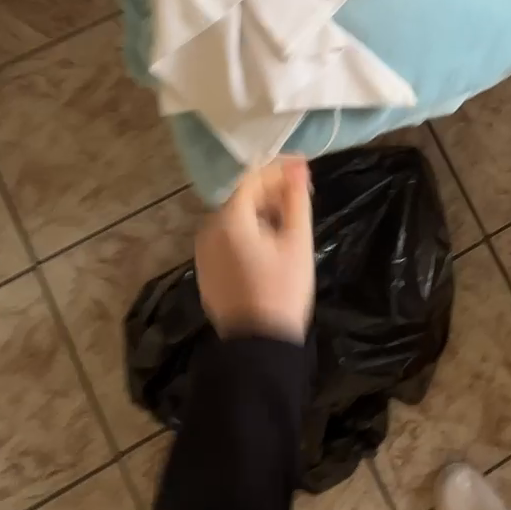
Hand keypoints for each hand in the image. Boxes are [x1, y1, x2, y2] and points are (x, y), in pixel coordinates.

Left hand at [195, 155, 315, 342]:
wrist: (259, 344)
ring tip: (292, 216)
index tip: (307, 167)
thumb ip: (296, 198)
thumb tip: (298, 165)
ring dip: (264, 209)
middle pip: (243, 196)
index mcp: (229, 220)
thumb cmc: (283, 289)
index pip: (254, 178)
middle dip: (273, 189)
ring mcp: (204, 252)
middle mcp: (209, 230)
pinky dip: (251, 229)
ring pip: (237, 217)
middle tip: (304, 193)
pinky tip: (273, 239)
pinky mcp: (208, 269)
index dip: (281, 168)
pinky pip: (229, 236)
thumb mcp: (297, 240)